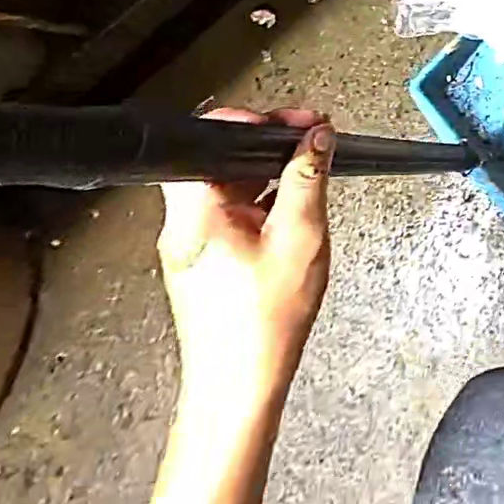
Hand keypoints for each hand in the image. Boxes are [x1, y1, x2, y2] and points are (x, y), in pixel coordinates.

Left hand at [156, 107, 334, 406]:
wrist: (244, 381)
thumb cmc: (263, 322)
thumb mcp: (301, 235)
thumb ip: (308, 178)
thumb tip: (317, 139)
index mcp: (197, 214)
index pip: (207, 140)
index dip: (251, 122)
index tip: (290, 123)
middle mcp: (186, 224)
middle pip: (222, 159)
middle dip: (269, 144)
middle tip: (308, 142)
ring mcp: (194, 240)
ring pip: (230, 183)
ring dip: (269, 172)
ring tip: (307, 176)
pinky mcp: (207, 254)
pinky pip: (234, 207)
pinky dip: (264, 198)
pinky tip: (292, 208)